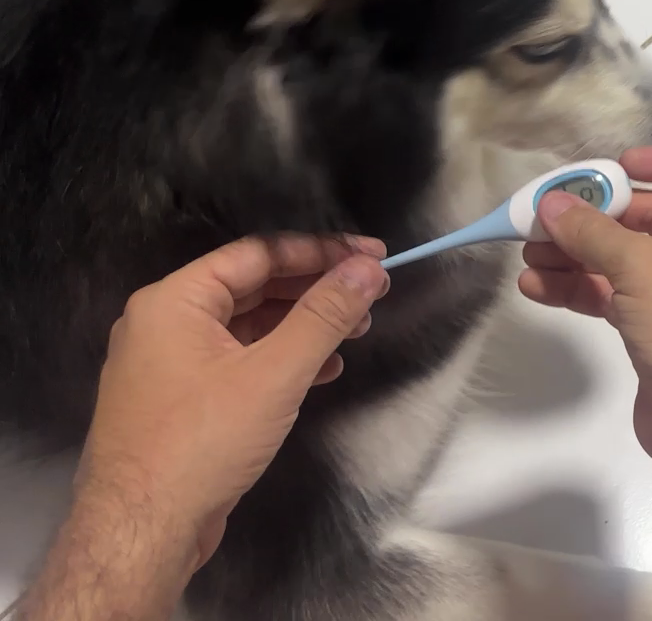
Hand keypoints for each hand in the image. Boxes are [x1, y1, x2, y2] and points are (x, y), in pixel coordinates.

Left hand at [74, 236, 389, 572]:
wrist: (143, 533)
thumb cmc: (204, 440)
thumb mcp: (279, 370)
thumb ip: (328, 311)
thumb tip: (369, 268)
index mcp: (174, 304)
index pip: (262, 253)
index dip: (325, 249)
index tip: (377, 255)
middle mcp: (168, 324)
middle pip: (260, 283)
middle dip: (322, 287)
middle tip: (375, 291)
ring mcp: (174, 362)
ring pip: (258, 319)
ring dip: (313, 320)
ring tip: (357, 331)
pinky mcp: (189, 394)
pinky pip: (249, 352)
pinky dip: (293, 351)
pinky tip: (327, 368)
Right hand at [519, 147, 651, 467]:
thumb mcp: (643, 270)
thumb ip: (596, 232)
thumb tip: (553, 202)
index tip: (619, 163)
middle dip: (599, 215)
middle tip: (544, 215)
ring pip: (626, 257)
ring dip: (579, 252)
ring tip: (526, 252)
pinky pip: (615, 292)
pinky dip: (580, 286)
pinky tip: (535, 286)